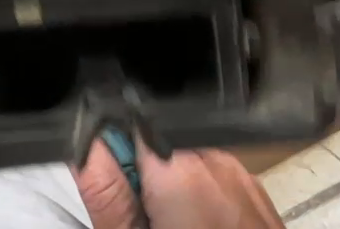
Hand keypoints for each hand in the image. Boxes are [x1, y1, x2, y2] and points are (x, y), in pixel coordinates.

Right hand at [75, 139, 284, 228]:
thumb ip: (105, 193)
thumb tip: (82, 141)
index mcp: (180, 169)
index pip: (122, 121)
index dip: (106, 149)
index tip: (109, 187)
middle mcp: (216, 161)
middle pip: (152, 140)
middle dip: (137, 173)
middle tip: (142, 222)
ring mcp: (243, 178)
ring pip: (181, 162)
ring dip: (167, 189)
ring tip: (170, 228)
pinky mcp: (257, 196)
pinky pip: (212, 181)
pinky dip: (197, 201)